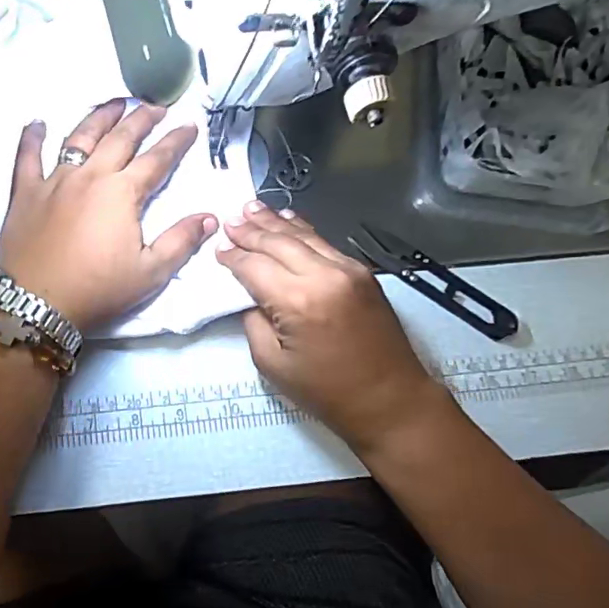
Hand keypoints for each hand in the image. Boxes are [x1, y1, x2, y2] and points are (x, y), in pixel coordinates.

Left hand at [0, 101, 216, 331]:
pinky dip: (32, 138)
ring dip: (99, 117)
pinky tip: (38, 123)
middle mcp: (89, 176)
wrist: (36, 305)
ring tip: (114, 103)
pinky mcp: (25, 193)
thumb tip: (209, 217)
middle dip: (141, 119)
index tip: (189, 126)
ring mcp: (54, 181)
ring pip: (78, 137)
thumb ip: (182, 241)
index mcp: (122, 193)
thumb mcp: (151, 272)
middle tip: (156, 107)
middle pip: (120, 138)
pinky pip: (27, 157)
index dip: (176, 141)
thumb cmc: (99, 289)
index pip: (157, 159)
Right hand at [216, 202, 450, 447]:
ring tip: (253, 209)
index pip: (255, 266)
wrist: (390, 399)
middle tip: (231, 219)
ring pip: (306, 236)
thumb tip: (251, 295)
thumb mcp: (274, 365)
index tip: (218, 248)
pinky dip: (305, 232)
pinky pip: (327, 244)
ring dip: (277, 222)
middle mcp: (325, 275)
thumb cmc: (328, 392)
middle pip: (280, 242)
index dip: (233, 256)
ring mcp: (349, 270)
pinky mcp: (363, 273)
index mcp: (298, 301)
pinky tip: (290, 223)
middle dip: (252, 231)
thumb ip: (256, 322)